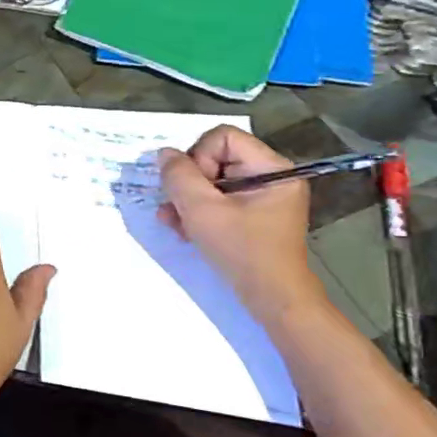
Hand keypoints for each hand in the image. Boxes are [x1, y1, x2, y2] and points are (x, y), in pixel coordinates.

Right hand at [157, 126, 321, 314]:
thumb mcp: (202, 211)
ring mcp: (262, 197)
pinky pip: (219, 200)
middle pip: (215, 158)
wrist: (272, 298)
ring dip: (188, 199)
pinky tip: (183, 229)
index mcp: (272, 168)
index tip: (194, 190)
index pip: (222, 137)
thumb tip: (164, 154)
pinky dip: (199, 212)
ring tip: (173, 221)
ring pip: (212, 181)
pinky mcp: (253, 216)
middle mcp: (270, 176)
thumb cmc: (242, 251)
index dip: (198, 157)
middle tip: (178, 208)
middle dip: (189, 183)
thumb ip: (178, 177)